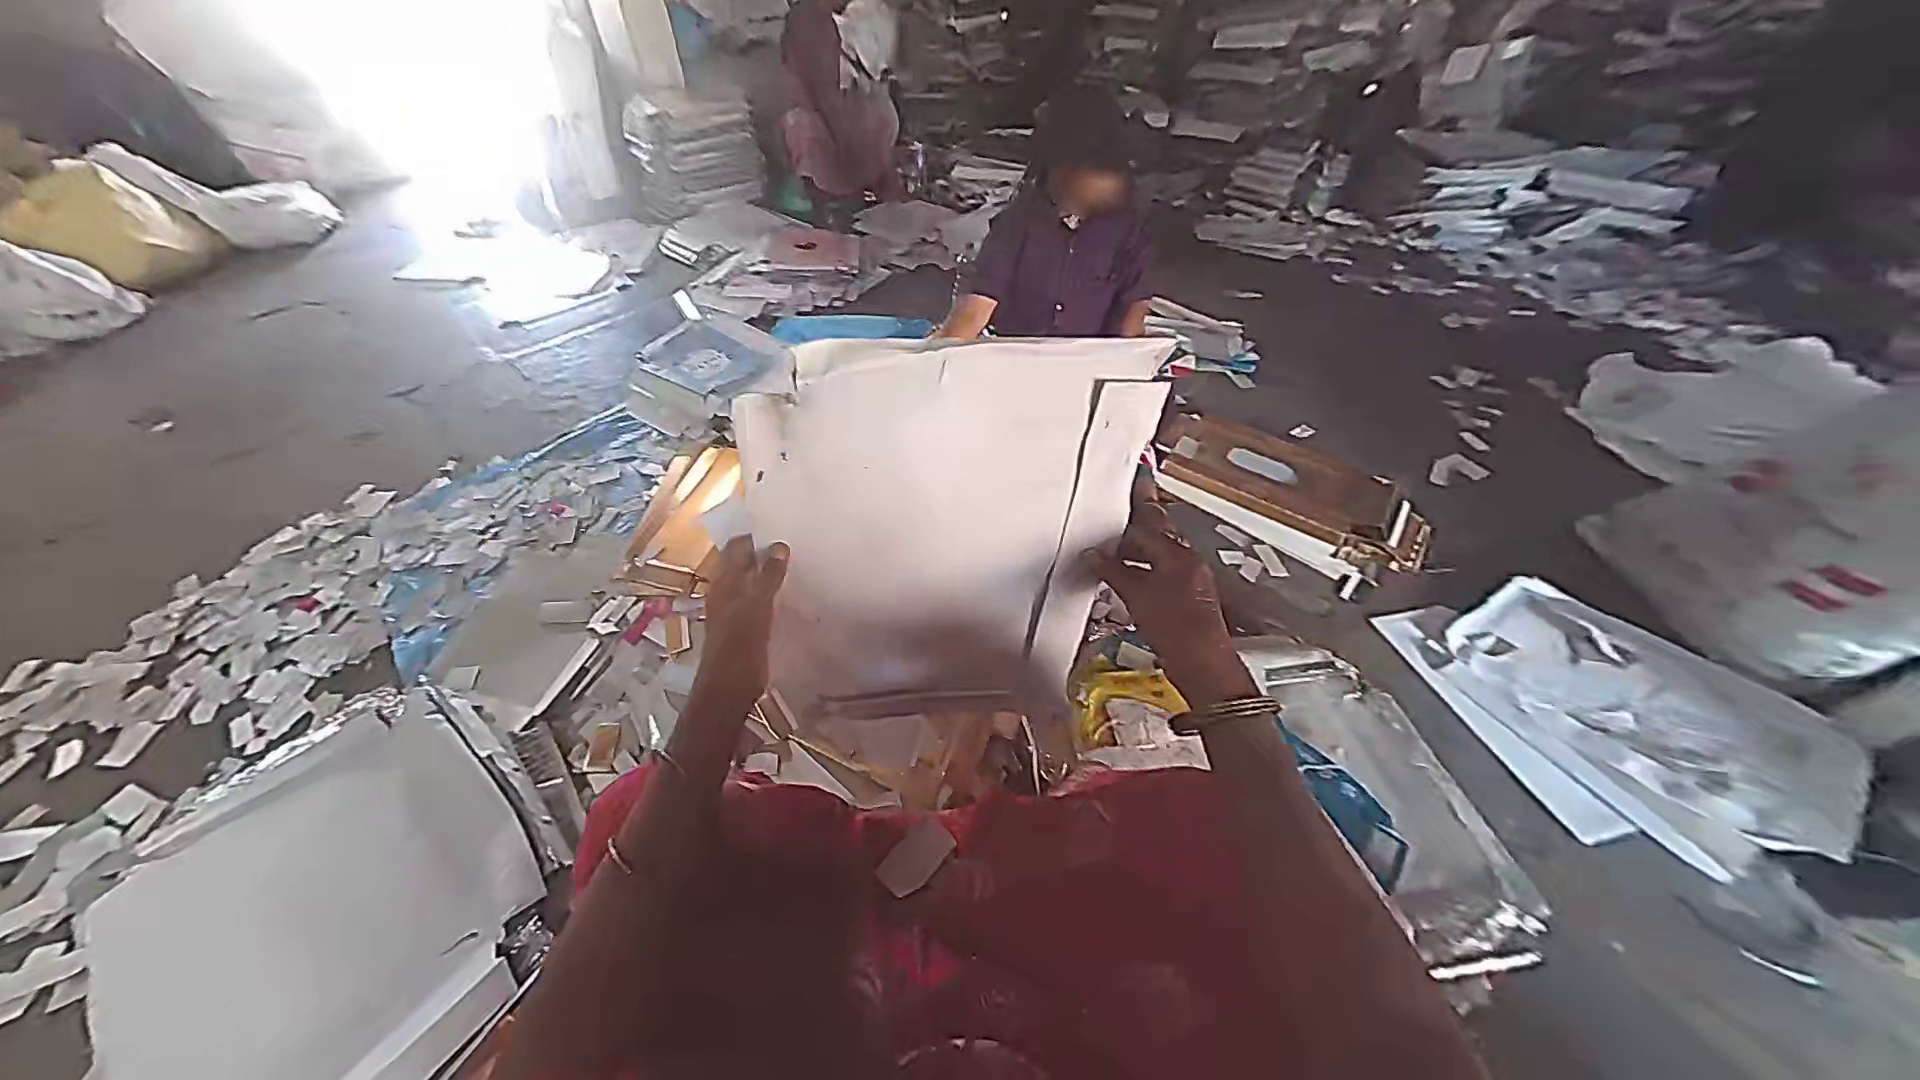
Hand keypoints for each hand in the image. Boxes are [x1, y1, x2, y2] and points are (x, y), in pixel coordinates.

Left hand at [691, 537, 789, 707]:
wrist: (730, 688)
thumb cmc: (740, 645)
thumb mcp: (756, 606)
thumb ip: (767, 576)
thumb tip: (779, 546)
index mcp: (724, 582)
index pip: (738, 547)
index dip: (755, 535)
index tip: (782, 526)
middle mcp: (726, 591)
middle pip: (744, 563)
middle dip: (765, 552)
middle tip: (796, 543)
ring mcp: (735, 609)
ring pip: (752, 581)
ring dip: (770, 573)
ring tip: (798, 564)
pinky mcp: (746, 626)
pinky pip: (759, 599)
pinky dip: (772, 592)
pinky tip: (790, 593)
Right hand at [1087, 491, 1259, 707]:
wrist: (1201, 663)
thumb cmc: (1176, 630)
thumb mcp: (1135, 595)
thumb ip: (1113, 571)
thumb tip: (1095, 556)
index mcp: (1177, 555)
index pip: (1151, 522)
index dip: (1139, 503)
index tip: (1138, 481)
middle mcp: (1188, 562)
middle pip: (1159, 534)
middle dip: (1137, 526)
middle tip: (1120, 517)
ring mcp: (1191, 579)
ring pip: (1161, 553)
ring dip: (1139, 551)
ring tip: (1116, 555)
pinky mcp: (1189, 596)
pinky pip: (1164, 571)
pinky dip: (1146, 569)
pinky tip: (1131, 579)